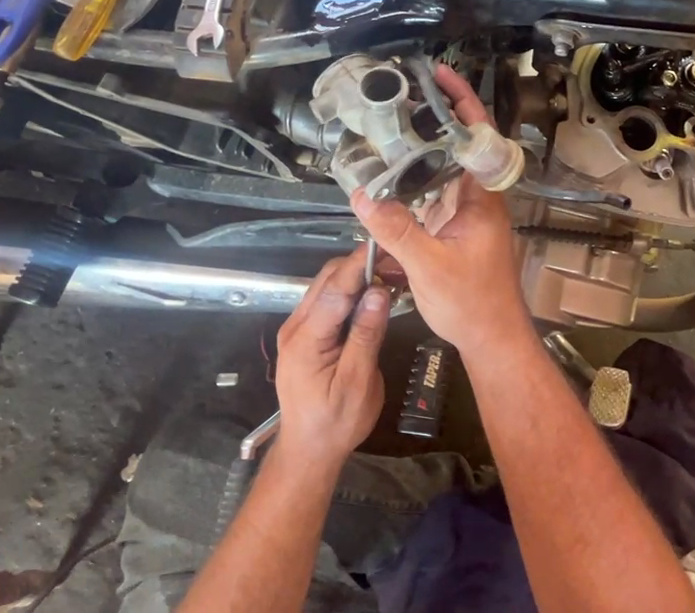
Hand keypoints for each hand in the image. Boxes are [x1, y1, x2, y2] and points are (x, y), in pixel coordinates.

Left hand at [271, 248, 390, 469]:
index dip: (361, 263)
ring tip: (391, 272)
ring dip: (357, 275)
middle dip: (361, 264)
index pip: (336, 288)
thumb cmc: (335, 422)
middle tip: (398, 260)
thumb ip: (366, 335)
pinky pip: (329, 300)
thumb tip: (379, 292)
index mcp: (306, 339)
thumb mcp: (357, 382)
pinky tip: (375, 293)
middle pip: (328, 279)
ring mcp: (299, 329)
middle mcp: (296, 326)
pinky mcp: (308, 333)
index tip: (389, 245)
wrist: (309, 450)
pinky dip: (352, 290)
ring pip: (328, 286)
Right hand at [352, 64, 530, 359]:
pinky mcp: (457, 228)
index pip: (478, 135)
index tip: (440, 75)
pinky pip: (436, 193)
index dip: (462, 101)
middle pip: (460, 145)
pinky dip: (416, 180)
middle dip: (435, 117)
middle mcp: (479, 197)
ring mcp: (468, 212)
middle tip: (403, 94)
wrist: (491, 337)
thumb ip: (397, 230)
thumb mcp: (429, 265)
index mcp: (483, 197)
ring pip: (446, 169)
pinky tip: (391, 177)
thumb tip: (362, 195)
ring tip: (391, 125)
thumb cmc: (472, 302)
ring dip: (423, 148)